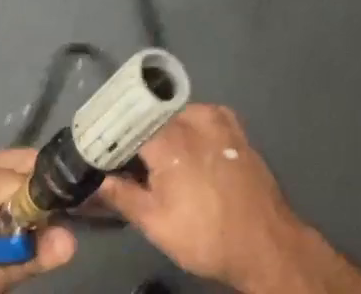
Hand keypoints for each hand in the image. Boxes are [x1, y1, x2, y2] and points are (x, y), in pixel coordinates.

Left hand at [0, 150, 77, 293]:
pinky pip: (3, 183)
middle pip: (28, 165)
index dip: (56, 201)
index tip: (76, 219)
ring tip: (43, 230)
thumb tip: (72, 239)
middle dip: (47, 192)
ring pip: (17, 173)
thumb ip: (32, 254)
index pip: (36, 178)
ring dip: (33, 197)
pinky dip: (17, 199)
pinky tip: (21, 227)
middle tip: (62, 225)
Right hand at [95, 105, 360, 293]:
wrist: (268, 245)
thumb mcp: (156, 223)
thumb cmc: (208, 236)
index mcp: (167, 138)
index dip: (109, 133)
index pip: (123, 121)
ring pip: (173, 114)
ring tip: (157, 159)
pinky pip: (199, 117)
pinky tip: (187, 152)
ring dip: (161, 131)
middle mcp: (190, 117)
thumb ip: (121, 195)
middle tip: (128, 159)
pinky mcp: (233, 126)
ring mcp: (216, 118)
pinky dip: (187, 129)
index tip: (99, 146)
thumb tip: (93, 181)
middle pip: (149, 115)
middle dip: (135, 134)